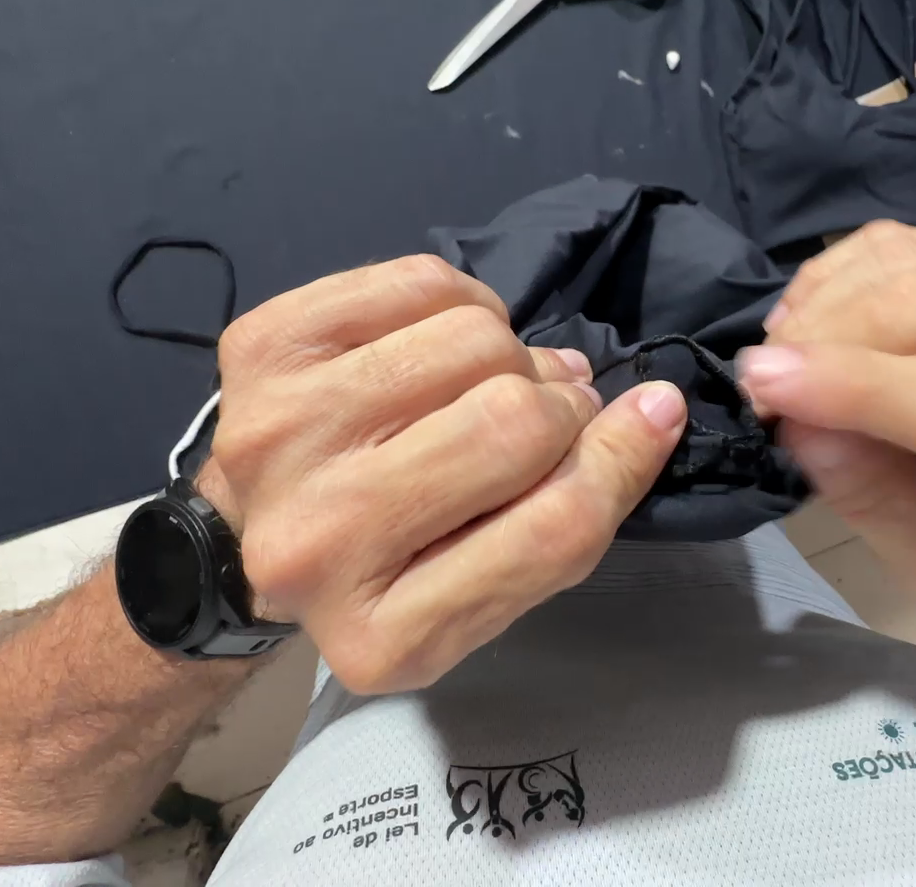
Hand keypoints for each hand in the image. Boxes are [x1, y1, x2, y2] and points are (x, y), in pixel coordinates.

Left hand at [200, 255, 686, 692]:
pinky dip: (462, 299)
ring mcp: (274, 435)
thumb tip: (658, 405)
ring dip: (509, 353)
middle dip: (559, 403)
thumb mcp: (494, 579)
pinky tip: (440, 341)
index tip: (649, 416)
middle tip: (544, 410)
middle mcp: (315, 542)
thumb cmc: (395, 560)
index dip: (621, 458)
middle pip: (514, 422)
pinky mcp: (261, 347)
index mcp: (389, 636)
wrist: (256, 524)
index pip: (556, 530)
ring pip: (475, 339)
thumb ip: (582, 504)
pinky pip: (421, 280)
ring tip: (483, 383)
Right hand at [736, 222, 915, 597]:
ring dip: (823, 304)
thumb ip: (872, 497)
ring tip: (783, 355)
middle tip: (759, 384)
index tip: (760, 386)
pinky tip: (808, 319)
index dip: (854, 386)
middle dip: (826, 337)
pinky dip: (835, 275)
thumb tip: (800, 422)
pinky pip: (900, 245)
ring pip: (912, 266)